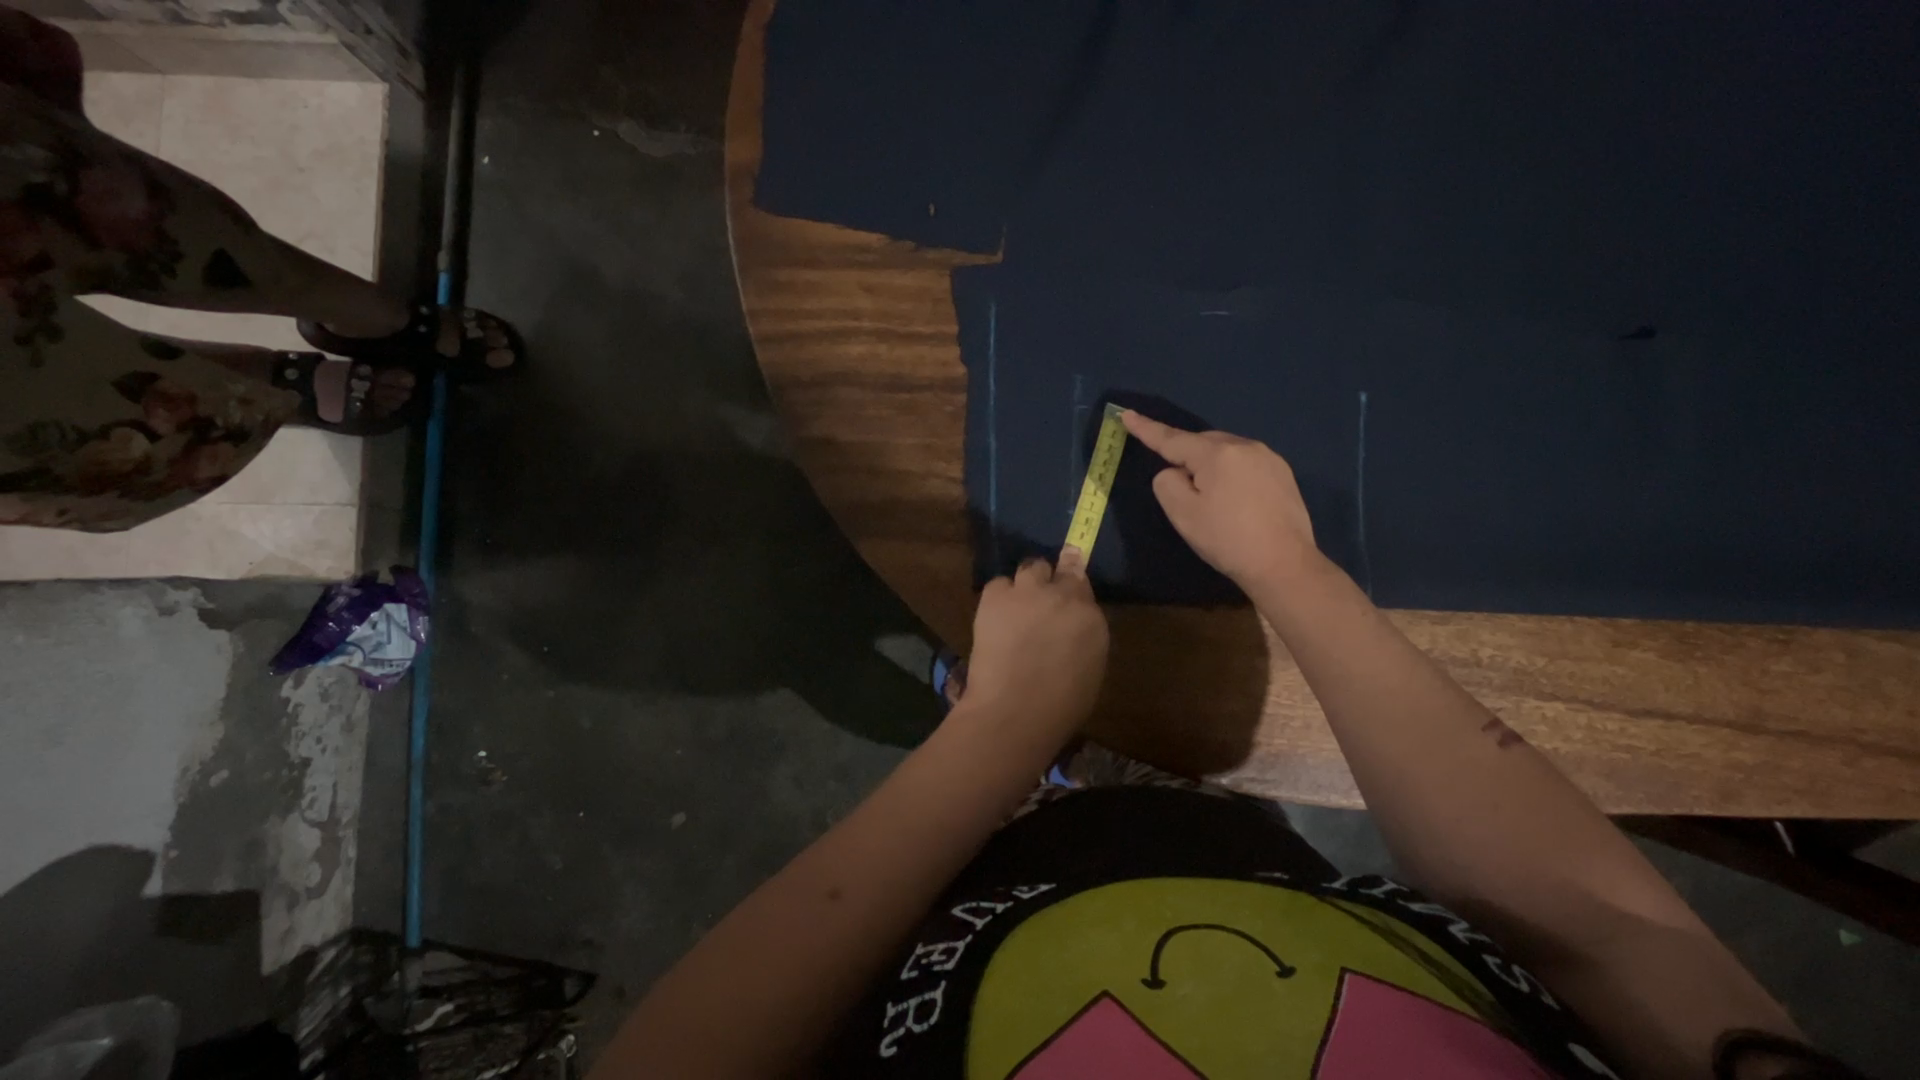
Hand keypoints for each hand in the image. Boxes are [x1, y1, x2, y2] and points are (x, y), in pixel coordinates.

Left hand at [960, 550, 1108, 738]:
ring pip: (1032, 567)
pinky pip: (999, 583)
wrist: (1015, 710)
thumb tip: (1072, 633)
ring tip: (1019, 603)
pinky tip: (995, 615)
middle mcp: (1064, 596)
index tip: (1068, 599)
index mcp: (1092, 619)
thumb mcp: (1089, 674)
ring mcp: (1029, 592)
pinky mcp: (996, 596)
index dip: (1074, 593)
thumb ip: (1084, 642)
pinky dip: (999, 596)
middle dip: (1053, 583)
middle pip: (1062, 571)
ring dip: (1029, 582)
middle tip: (1043, 601)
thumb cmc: (1059, 708)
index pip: (1085, 589)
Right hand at [1121, 410, 1320, 589]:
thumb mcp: (1182, 514)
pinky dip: (1233, 475)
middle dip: (1186, 457)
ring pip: (1226, 453)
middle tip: (1182, 490)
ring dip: (1212, 467)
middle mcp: (1245, 446)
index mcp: (1216, 454)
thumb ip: (1167, 483)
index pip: (1172, 439)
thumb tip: (1176, 472)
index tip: (1127, 415)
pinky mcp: (1283, 475)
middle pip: (1202, 443)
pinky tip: (1236, 502)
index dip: (1147, 429)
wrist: (1284, 563)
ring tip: (1212, 500)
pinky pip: (1246, 464)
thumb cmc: (1227, 539)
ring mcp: (1269, 459)